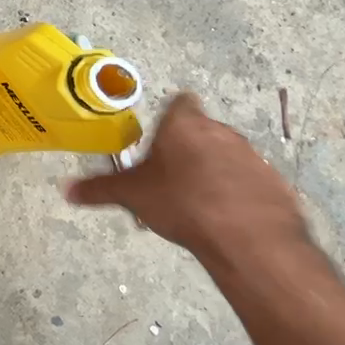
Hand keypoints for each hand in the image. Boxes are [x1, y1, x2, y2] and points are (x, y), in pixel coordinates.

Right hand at [66, 92, 309, 266]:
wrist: (251, 241)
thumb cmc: (181, 203)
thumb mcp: (131, 195)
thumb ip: (98, 189)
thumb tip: (66, 190)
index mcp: (184, 125)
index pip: (181, 103)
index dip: (172, 114)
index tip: (161, 133)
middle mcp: (222, 133)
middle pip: (204, 129)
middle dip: (190, 144)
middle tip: (171, 170)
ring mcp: (255, 159)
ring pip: (229, 154)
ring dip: (215, 167)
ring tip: (198, 195)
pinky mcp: (278, 186)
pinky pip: (251, 180)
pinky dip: (239, 190)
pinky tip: (226, 213)